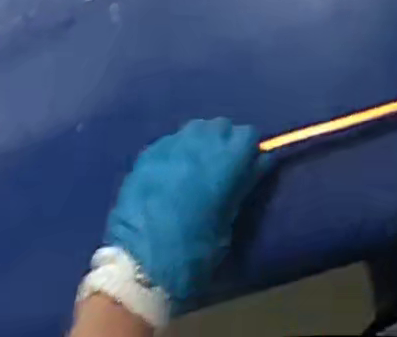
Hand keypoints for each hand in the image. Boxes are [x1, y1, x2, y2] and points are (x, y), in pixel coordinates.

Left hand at [100, 119, 259, 310]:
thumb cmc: (191, 253)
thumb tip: (260, 163)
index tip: (246, 167)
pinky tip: (169, 176)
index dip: (249, 150)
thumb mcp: (228, 222)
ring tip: (193, 169)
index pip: (248, 135)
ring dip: (200, 143)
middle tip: (219, 170)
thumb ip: (243, 185)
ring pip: (195, 129)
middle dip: (224, 143)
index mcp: (226, 160)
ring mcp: (171, 145)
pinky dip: (176, 153)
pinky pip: (170, 143)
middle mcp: (201, 142)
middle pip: (221, 127)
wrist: (137, 270)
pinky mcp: (147, 154)